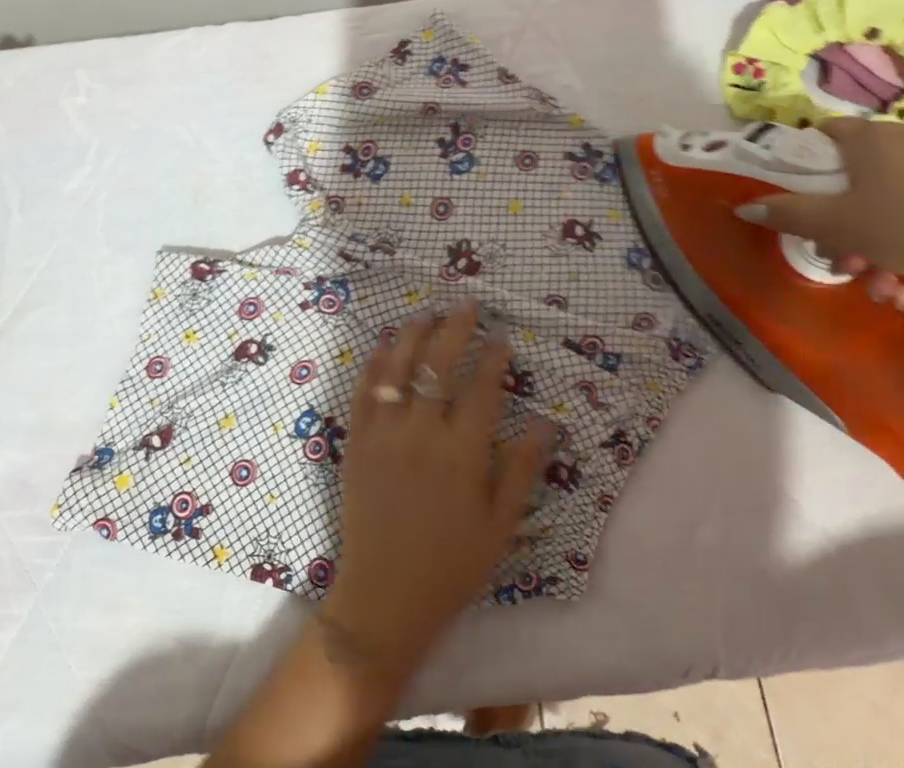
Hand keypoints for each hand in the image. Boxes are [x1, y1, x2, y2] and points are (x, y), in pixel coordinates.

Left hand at [320, 304, 549, 673]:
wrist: (384, 598)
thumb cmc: (451, 566)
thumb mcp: (500, 525)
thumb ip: (521, 469)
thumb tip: (548, 423)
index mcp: (462, 453)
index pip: (482, 389)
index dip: (495, 359)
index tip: (503, 339)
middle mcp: (421, 434)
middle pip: (439, 366)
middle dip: (456, 330)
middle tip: (467, 305)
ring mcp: (383, 437)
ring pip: (397, 371)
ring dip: (413, 337)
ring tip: (425, 314)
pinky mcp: (355, 446)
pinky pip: (362, 395)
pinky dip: (373, 366)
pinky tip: (382, 347)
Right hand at [736, 117, 903, 299]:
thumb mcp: (838, 225)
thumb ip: (788, 214)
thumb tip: (744, 205)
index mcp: (871, 138)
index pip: (825, 133)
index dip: (806, 163)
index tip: (802, 199)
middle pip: (858, 178)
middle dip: (844, 226)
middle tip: (842, 263)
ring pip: (893, 202)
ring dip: (876, 246)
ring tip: (881, 289)